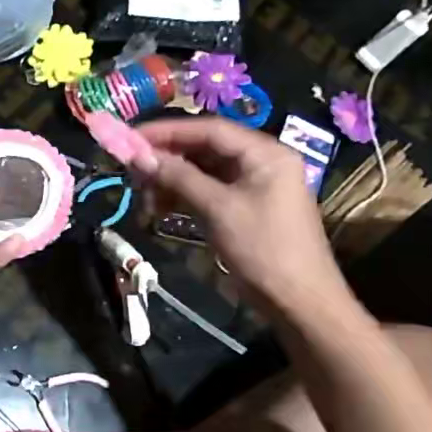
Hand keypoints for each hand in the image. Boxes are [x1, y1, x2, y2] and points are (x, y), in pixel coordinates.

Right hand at [129, 117, 347, 317]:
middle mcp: (260, 162)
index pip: (209, 129)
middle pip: (206, 148)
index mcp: (264, 153)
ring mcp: (254, 187)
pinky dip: (185, 196)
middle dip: (168, 157)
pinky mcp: (246, 209)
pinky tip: (160, 207)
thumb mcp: (219, 209)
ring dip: (172, 179)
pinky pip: (210, 192)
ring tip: (144, 195)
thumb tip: (139, 156)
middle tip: (132, 170)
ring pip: (204, 171)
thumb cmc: (263, 250)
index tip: (131, 138)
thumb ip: (179, 177)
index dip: (167, 131)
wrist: (299, 302)